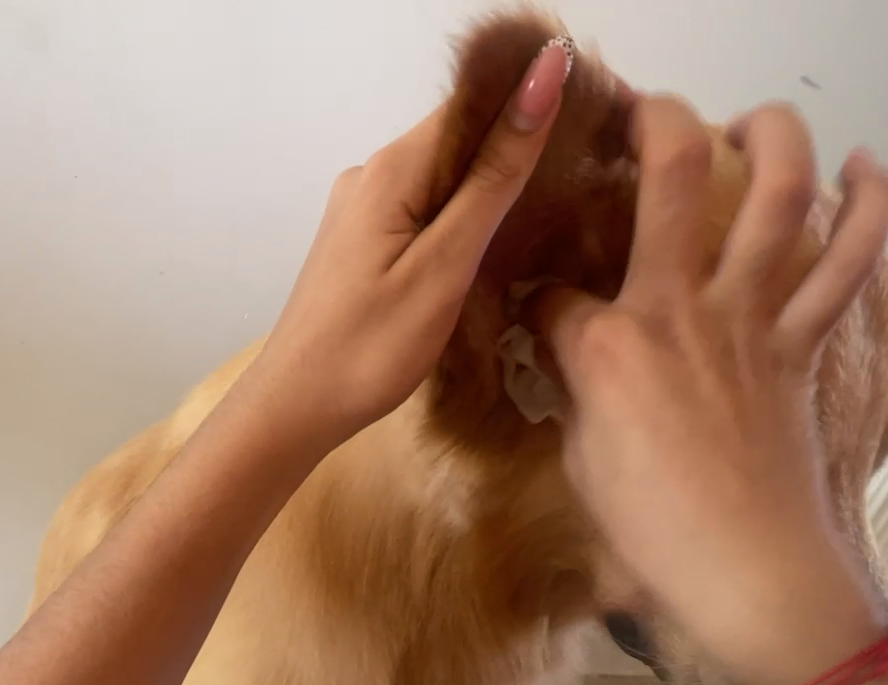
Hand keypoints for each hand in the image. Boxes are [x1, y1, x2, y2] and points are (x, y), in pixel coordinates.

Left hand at [244, 41, 571, 444]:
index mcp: (390, 169)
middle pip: (457, 143)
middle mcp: (369, 176)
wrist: (296, 408)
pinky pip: (420, 216)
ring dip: (488, 197)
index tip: (591, 138)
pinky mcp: (358, 247)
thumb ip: (494, 178)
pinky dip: (456, 227)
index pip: (476, 105)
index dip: (534, 110)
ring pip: (440, 183)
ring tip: (543, 227)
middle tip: (578, 194)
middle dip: (515, 159)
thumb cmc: (369, 349)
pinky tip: (485, 255)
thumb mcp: (443, 266)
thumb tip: (544, 73)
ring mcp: (359, 213)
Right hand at [532, 97, 887, 684]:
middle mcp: (678, 311)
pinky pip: (848, 263)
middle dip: (657, 124)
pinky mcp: (801, 346)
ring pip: (778, 197)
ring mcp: (749, 321)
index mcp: (606, 349)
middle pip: (672, 181)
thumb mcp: (579, 460)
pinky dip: (870, 207)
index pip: (552, 295)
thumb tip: (571, 363)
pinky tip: (870, 168)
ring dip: (775, 138)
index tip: (531, 308)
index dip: (534, 295)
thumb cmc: (646, 530)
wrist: (745, 572)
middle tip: (646, 110)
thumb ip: (575, 395)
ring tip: (758, 119)